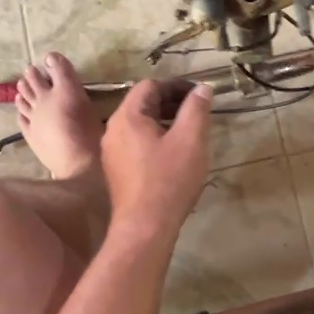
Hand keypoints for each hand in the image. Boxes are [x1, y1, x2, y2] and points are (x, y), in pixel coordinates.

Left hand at [100, 80, 212, 244]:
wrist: (144, 227)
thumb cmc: (169, 179)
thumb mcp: (190, 139)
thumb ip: (196, 109)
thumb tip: (202, 88)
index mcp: (127, 116)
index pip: (150, 86)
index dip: (176, 86)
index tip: (199, 94)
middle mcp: (113, 129)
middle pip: (141, 104)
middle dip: (170, 103)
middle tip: (197, 110)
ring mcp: (111, 152)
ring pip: (139, 125)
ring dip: (163, 121)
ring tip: (188, 131)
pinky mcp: (115, 170)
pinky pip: (135, 143)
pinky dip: (154, 139)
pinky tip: (173, 153)